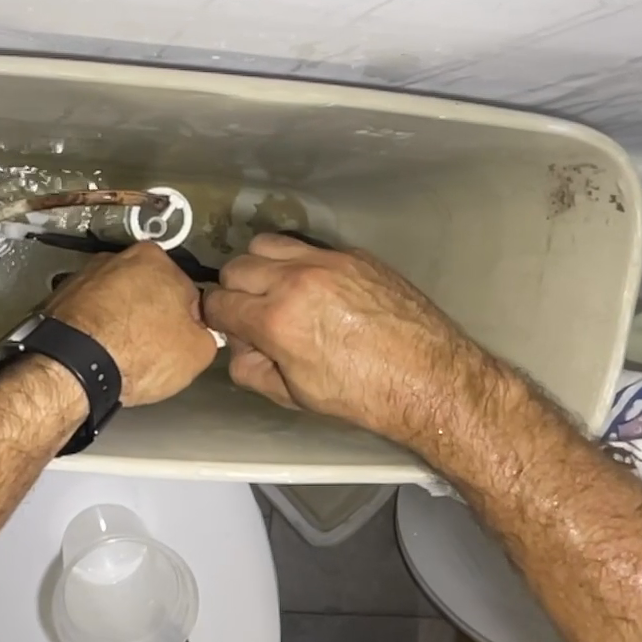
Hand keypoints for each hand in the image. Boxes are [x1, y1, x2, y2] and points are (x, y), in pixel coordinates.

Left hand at [44, 242, 218, 406]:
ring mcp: (85, 277)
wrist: (75, 367)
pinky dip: (92, 331)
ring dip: (119, 323)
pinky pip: (87, 315)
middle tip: (151, 349)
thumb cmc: (134, 353)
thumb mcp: (197, 352)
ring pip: (114, 302)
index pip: (185, 291)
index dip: (187, 321)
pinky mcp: (58, 298)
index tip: (180, 340)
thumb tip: (200, 335)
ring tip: (121, 355)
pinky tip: (97, 354)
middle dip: (151, 317)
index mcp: (157, 260)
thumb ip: (206, 334)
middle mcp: (118, 258)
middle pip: (147, 291)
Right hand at [200, 233, 512, 449]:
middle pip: (236, 267)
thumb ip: (249, 368)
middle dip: (235, 291)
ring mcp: (326, 262)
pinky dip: (297, 265)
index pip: (217, 302)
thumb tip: (238, 345)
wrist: (428, 379)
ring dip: (261, 267)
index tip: (225, 328)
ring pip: (265, 245)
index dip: (214, 318)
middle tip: (251, 313)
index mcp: (275, 320)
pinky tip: (314, 291)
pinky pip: (306, 248)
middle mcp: (296, 281)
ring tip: (277, 292)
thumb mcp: (291, 395)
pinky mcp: (352, 255)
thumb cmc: (359, 396)